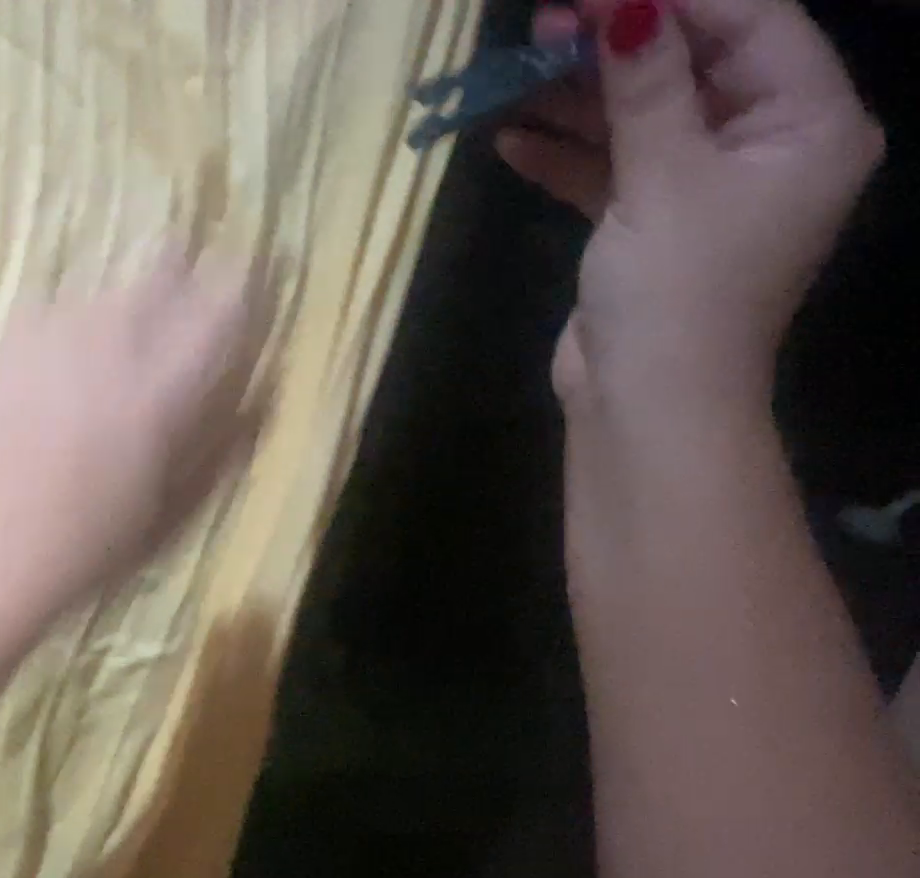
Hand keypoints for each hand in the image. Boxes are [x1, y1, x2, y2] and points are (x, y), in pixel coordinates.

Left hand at [0, 250, 264, 617]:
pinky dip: (71, 311)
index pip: (221, 309)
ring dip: (129, 294)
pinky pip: (48, 305)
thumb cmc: (90, 549)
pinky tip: (70, 340)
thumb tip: (260, 394)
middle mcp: (109, 352)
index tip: (249, 284)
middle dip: (186, 270)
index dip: (242, 286)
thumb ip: (221, 446)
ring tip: (133, 315)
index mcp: (162, 393)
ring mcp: (51, 346)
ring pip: (105, 287)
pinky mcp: (5, 354)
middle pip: (160, 274)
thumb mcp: (173, 511)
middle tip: (192, 282)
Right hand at [496, 0, 882, 419]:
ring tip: (510, 80)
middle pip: (688, 68)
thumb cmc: (678, 289)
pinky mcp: (644, 223)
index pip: (749, 26)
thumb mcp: (663, 180)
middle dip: (613, 48)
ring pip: (637, 120)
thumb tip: (626, 7)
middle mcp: (762, 144)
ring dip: (574, 103)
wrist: (645, 399)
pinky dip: (561, 156)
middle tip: (543, 25)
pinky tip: (509, 141)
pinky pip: (606, 170)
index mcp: (807, 122)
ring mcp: (699, 186)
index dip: (671, 1)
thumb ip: (646, 91)